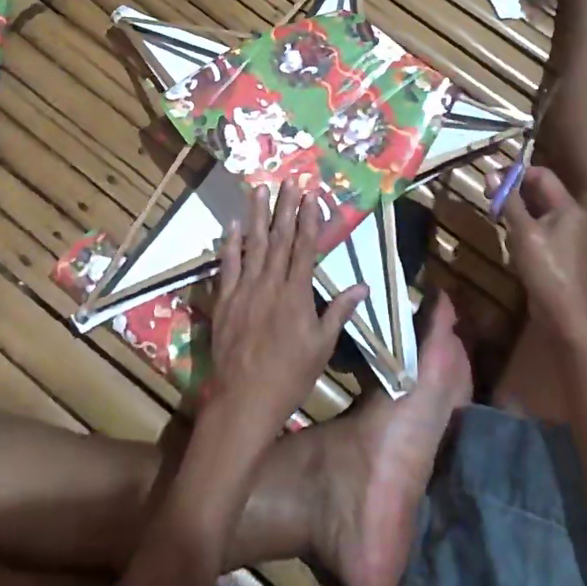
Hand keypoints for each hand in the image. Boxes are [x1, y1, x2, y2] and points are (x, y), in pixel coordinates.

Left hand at [202, 183, 366, 433]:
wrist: (242, 404)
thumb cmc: (290, 376)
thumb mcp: (323, 346)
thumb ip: (339, 311)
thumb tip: (363, 286)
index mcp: (296, 294)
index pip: (304, 248)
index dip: (308, 220)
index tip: (311, 195)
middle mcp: (269, 286)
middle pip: (278, 240)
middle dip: (284, 208)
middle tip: (288, 181)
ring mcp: (243, 293)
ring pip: (252, 247)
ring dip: (257, 216)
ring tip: (259, 190)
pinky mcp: (223, 305)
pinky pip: (226, 268)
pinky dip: (230, 246)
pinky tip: (232, 226)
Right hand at [489, 166, 586, 341]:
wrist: (563, 315)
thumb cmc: (546, 270)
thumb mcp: (524, 233)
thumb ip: (510, 203)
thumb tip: (491, 175)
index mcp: (568, 207)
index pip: (542, 175)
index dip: (518, 174)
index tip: (493, 181)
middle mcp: (572, 216)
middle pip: (541, 193)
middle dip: (516, 193)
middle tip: (490, 199)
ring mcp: (567, 236)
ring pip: (539, 213)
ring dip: (518, 213)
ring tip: (498, 219)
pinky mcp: (560, 254)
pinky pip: (540, 232)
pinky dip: (525, 230)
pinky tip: (510, 242)